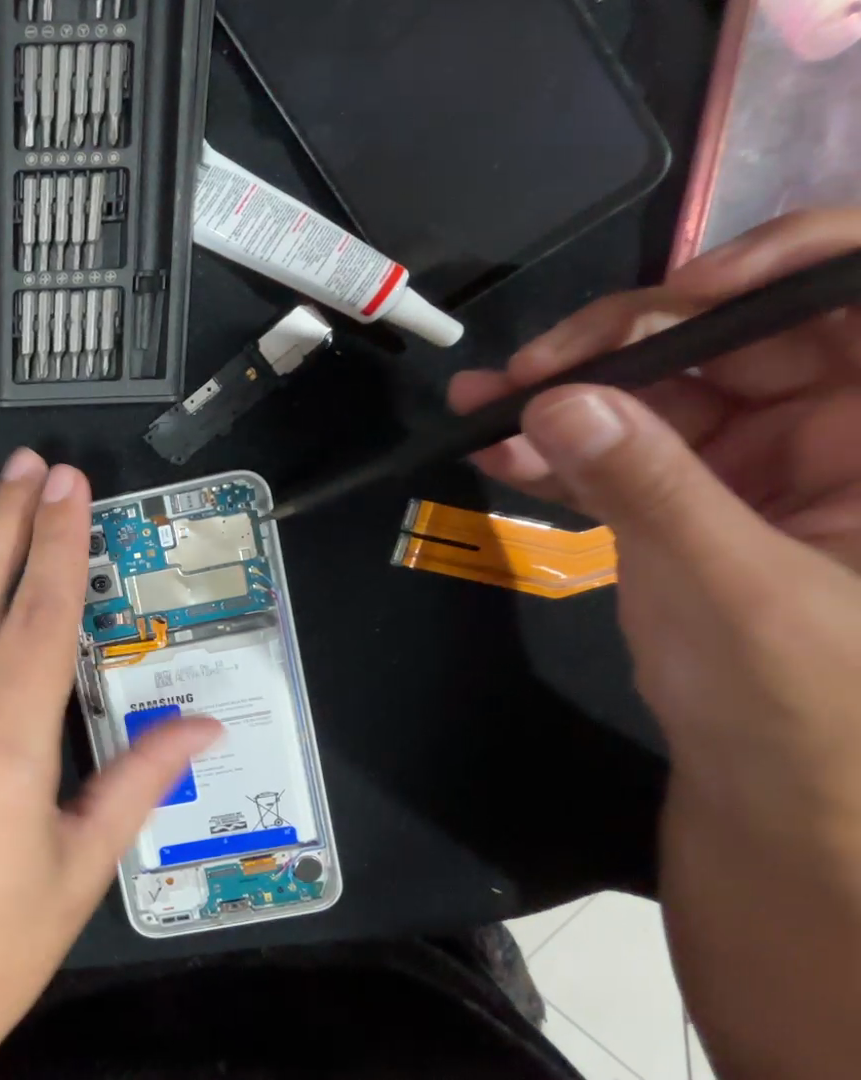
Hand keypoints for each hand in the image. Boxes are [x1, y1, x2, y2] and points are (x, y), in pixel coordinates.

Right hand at [449, 208, 860, 1079]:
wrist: (775, 797)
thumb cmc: (808, 708)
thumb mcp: (732, 590)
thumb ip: (646, 487)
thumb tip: (554, 403)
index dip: (793, 270)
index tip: (680, 297)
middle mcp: (852, 431)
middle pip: (744, 338)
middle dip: (629, 344)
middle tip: (533, 371)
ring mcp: (770, 462)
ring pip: (667, 391)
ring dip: (568, 395)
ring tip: (483, 401)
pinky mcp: (697, 497)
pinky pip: (624, 448)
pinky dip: (556, 447)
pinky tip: (493, 447)